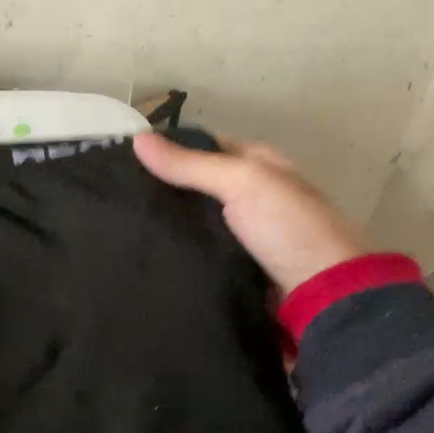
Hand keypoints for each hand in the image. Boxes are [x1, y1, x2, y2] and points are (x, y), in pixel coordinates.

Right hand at [132, 133, 365, 292]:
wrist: (318, 293)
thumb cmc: (286, 228)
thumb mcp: (240, 183)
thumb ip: (190, 165)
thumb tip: (136, 139)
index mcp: (260, 165)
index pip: (205, 148)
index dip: (169, 150)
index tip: (124, 160)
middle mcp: (251, 194)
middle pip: (196, 186)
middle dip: (161, 189)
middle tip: (115, 195)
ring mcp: (242, 232)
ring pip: (192, 220)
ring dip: (164, 223)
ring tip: (119, 224)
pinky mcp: (233, 264)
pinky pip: (195, 251)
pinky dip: (174, 250)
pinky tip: (145, 252)